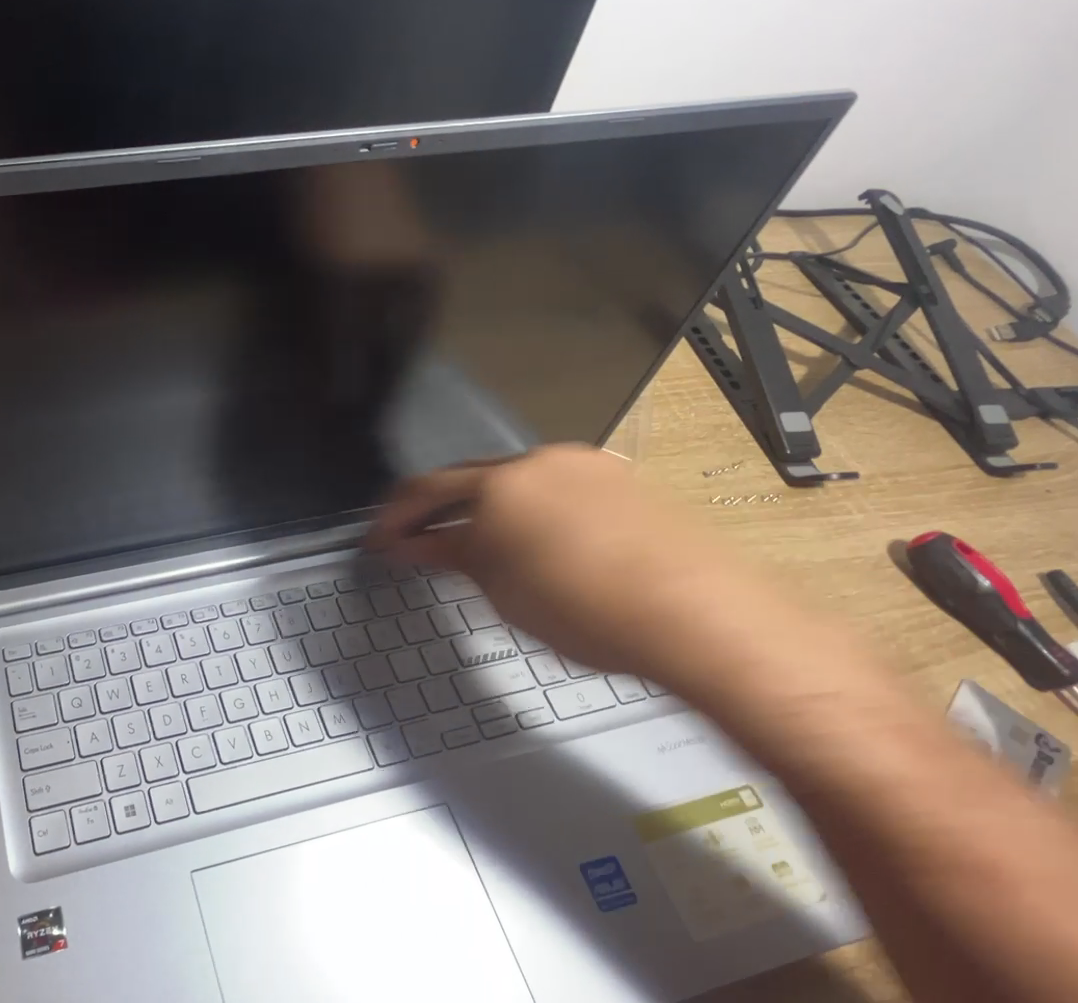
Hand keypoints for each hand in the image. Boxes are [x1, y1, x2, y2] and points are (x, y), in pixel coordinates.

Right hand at [365, 445, 785, 686]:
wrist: (699, 616)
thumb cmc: (586, 610)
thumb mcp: (502, 591)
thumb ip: (454, 557)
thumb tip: (418, 546)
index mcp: (498, 484)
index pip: (425, 491)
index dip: (395, 518)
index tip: (378, 540)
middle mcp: (538, 462)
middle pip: (470, 479)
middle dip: (439, 511)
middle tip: (418, 541)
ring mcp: (585, 467)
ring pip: (517, 484)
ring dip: (487, 510)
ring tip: (478, 547)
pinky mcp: (622, 482)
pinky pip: (557, 490)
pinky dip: (531, 512)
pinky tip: (537, 544)